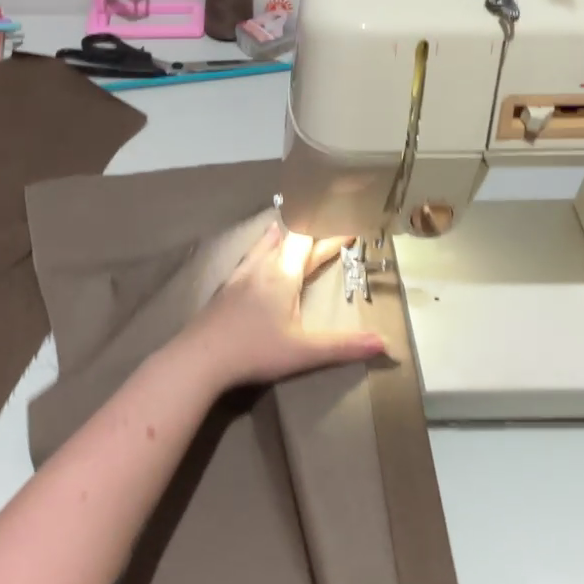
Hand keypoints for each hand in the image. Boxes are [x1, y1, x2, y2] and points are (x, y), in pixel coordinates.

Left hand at [178, 223, 386, 387]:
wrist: (199, 359)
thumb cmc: (254, 351)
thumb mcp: (304, 352)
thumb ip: (344, 346)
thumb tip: (384, 343)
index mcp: (283, 274)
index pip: (309, 240)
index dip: (330, 231)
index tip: (350, 223)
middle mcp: (261, 267)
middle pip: (288, 239)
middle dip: (311, 232)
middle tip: (328, 226)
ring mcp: (239, 276)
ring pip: (264, 245)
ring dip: (281, 235)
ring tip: (287, 226)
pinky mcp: (225, 290)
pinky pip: (249, 259)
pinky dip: (261, 250)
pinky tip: (255, 261)